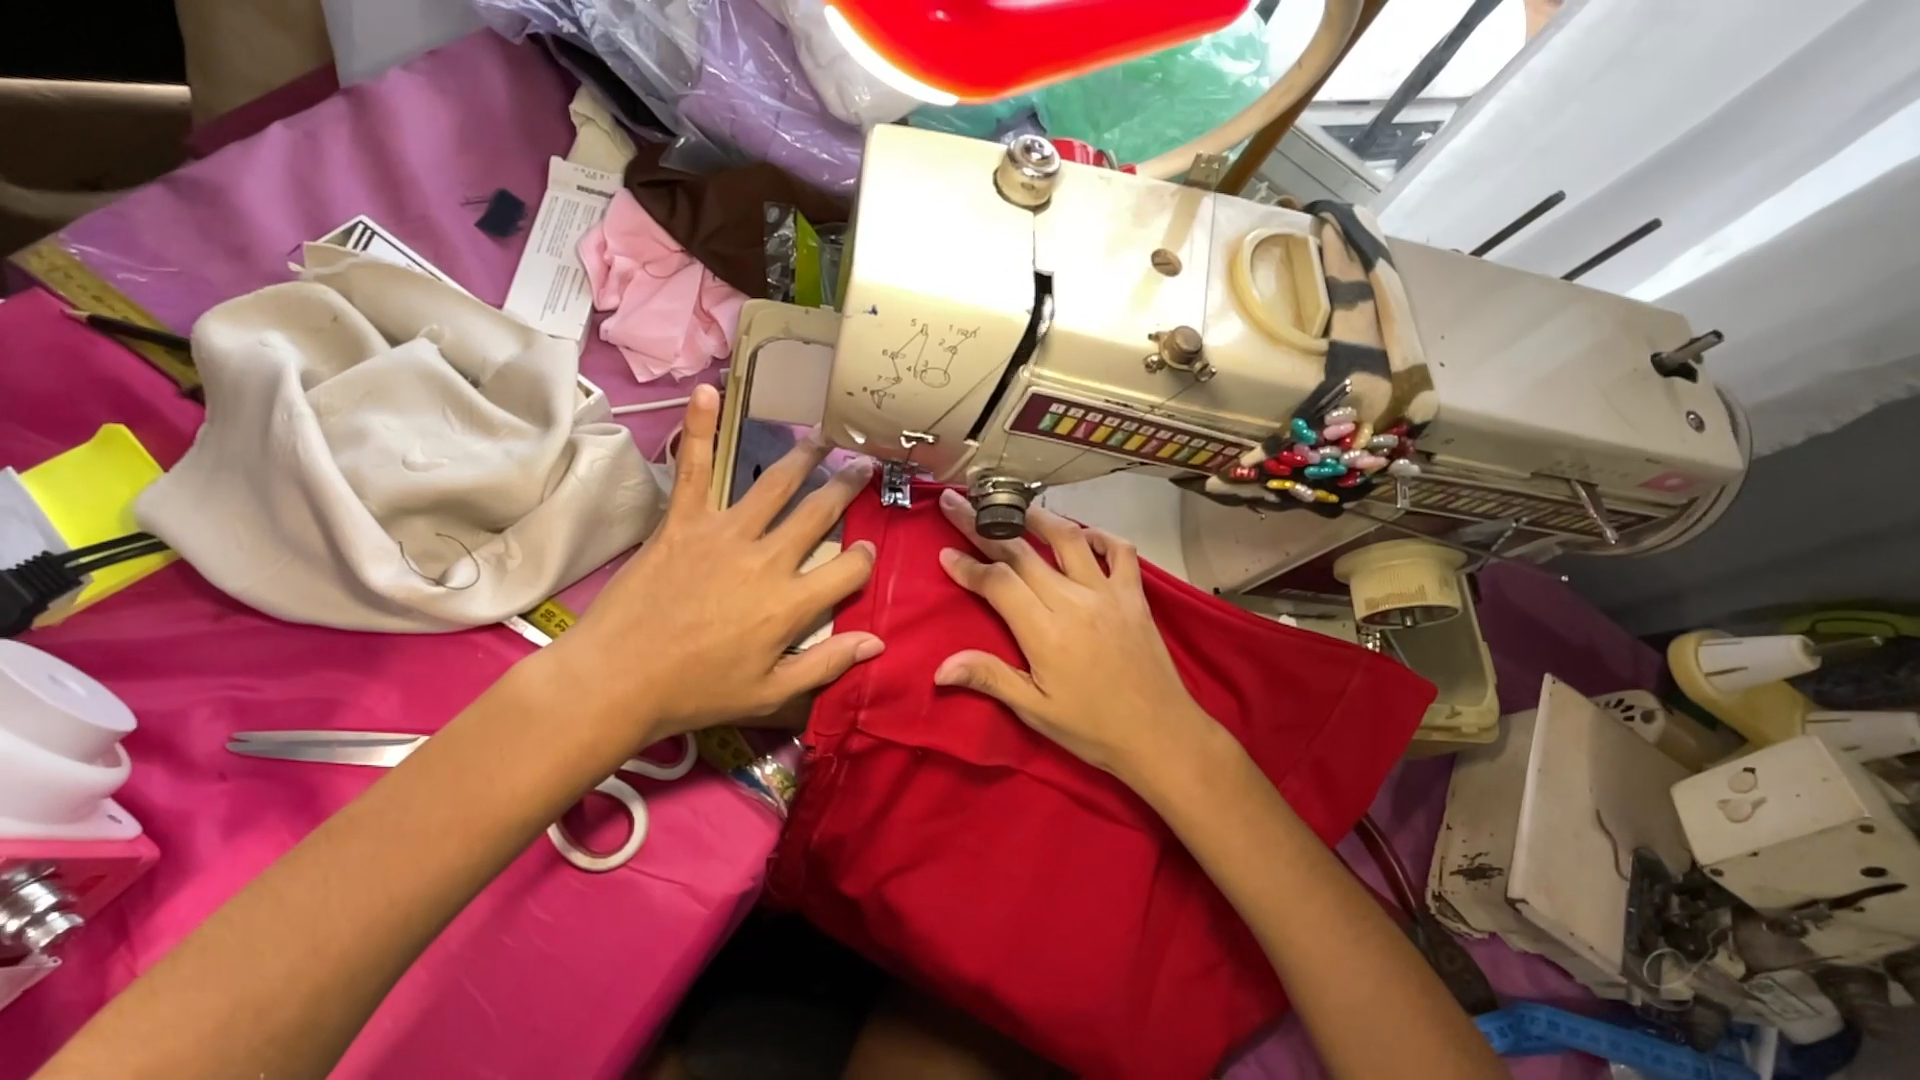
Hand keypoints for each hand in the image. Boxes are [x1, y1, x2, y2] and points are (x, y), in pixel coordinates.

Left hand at [548, 385, 881, 740]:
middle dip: (846, 487)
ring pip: (775, 483)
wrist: (616, 680)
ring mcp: (723, 533)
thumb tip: (877, 640)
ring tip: (821, 436)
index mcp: (790, 604)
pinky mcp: (683, 521)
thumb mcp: (770, 693)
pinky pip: (696, 467)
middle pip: (819, 513)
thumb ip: (827, 663)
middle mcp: (766, 559)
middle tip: (863, 465)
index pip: (848, 569)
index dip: (864, 558)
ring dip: (804, 456)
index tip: (867, 551)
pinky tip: (709, 392)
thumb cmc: (695, 693)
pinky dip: (702, 428)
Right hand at [932, 489, 1216, 783]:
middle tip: (958, 503)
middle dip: (984, 526)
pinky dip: (1100, 535)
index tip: (943, 551)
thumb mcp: (1035, 710)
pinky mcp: (1134, 595)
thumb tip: (940, 668)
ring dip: (1038, 517)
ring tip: (1014, 505)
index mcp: (1044, 631)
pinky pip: (1120, 551)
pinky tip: (1084, 534)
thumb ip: (989, 678)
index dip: (967, 566)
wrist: (1160, 734)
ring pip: (1068, 538)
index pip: (997, 583)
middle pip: (1022, 551)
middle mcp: (1073, 600)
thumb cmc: (1091, 728)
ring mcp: (1107, 592)